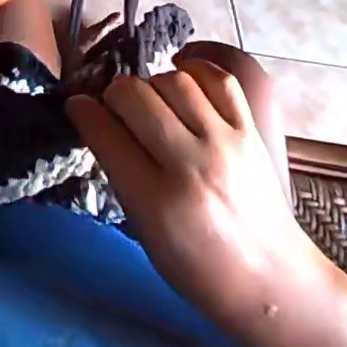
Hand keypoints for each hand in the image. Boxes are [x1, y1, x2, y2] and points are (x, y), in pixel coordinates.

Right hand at [65, 60, 325, 334]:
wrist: (270, 277)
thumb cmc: (198, 265)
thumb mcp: (145, 231)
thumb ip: (120, 172)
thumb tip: (95, 117)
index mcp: (158, 203)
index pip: (107, 135)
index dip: (83, 112)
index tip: (77, 105)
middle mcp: (191, 165)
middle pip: (135, 97)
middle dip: (114, 95)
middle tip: (114, 107)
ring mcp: (225, 141)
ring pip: (172, 80)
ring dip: (151, 84)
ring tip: (150, 100)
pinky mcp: (250, 129)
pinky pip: (218, 78)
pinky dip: (194, 69)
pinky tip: (182, 77)